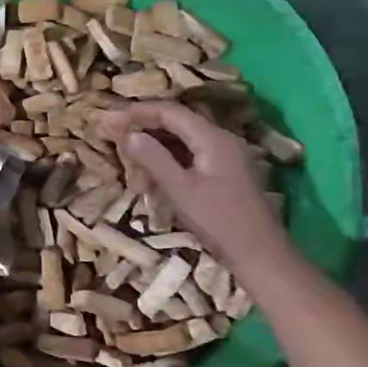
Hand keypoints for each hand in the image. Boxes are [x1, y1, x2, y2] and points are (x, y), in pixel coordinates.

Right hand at [98, 102, 292, 269]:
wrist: (259, 254)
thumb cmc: (218, 220)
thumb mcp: (179, 189)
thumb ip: (153, 158)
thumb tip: (126, 133)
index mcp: (212, 138)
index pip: (170, 112)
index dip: (137, 112)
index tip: (108, 120)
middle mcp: (220, 140)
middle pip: (175, 124)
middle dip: (142, 130)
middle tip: (112, 140)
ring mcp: (224, 157)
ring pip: (180, 143)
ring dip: (152, 151)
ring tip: (130, 169)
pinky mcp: (223, 174)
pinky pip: (188, 158)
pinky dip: (166, 164)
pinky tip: (151, 182)